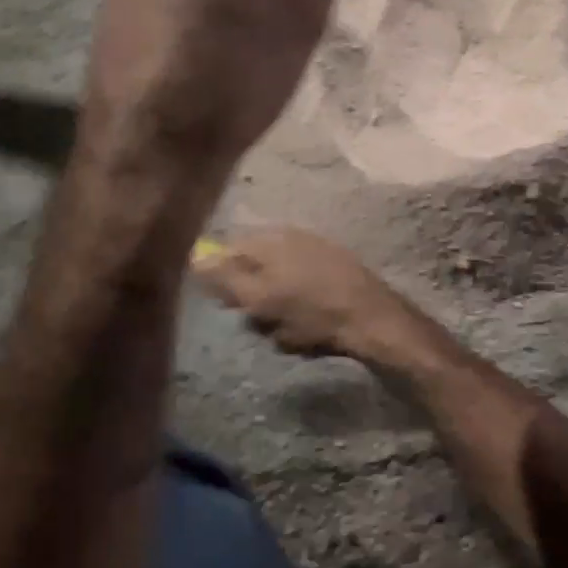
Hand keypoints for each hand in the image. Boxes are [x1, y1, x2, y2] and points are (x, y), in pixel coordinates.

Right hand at [195, 227, 409, 358]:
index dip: (222, 282)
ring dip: (277, 310)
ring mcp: (317, 250)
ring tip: (288, 331)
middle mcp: (292, 235)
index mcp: (271, 237)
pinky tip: (310, 330)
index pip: (228, 252)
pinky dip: (301, 312)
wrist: (372, 320)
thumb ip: (224, 278)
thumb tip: (195, 257)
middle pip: (254, 268)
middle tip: (262, 322)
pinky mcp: (336, 270)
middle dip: (253, 298)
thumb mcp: (259, 299)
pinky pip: (303, 292)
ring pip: (278, 284)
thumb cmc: (311, 312)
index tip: (231, 307)